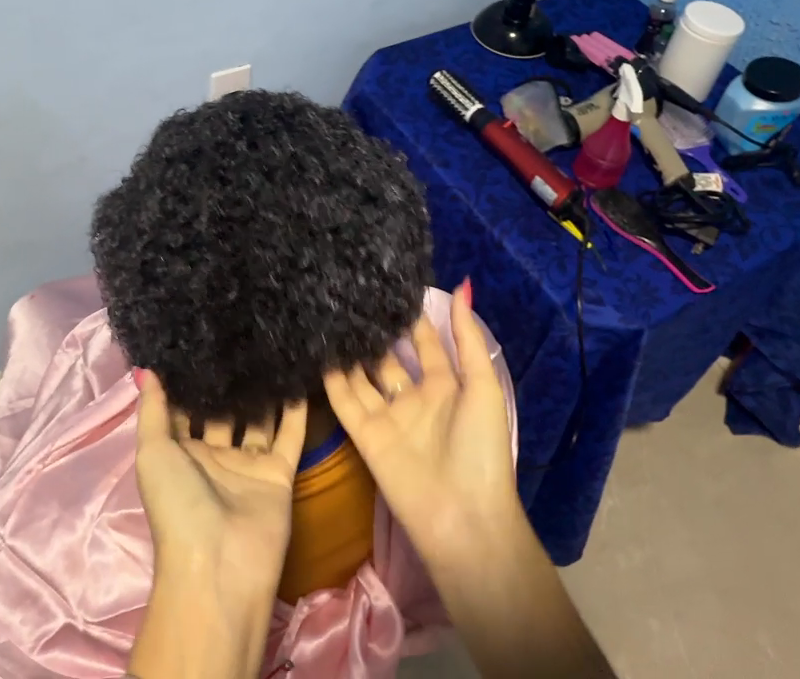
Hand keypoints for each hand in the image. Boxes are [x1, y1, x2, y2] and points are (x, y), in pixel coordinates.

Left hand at [129, 368, 304, 678]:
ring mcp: (248, 466)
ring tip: (273, 347)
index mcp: (179, 455)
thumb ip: (153, 411)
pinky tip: (301, 374)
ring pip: (258, 419)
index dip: (190, 380)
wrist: (219, 563)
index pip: (184, 409)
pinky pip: (290, 434)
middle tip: (243, 336)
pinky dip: (296, 409)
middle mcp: (213, 457)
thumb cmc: (177, 505)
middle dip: (230, 381)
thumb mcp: (153, 453)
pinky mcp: (279, 473)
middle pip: (223, 412)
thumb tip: (148, 368)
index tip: (200, 340)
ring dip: (264, 389)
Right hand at [323, 279, 523, 561]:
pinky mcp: (365, 435)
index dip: (412, 318)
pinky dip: (332, 379)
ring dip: (350, 351)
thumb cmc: (481, 448)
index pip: (426, 343)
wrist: (464, 515)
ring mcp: (388, 416)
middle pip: (389, 358)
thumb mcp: (482, 385)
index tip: (391, 287)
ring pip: (363, 376)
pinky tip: (318, 351)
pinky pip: (346, 402)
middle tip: (351, 297)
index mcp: (447, 386)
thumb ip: (466, 338)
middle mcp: (414, 397)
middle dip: (375, 332)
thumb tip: (462, 284)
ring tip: (330, 316)